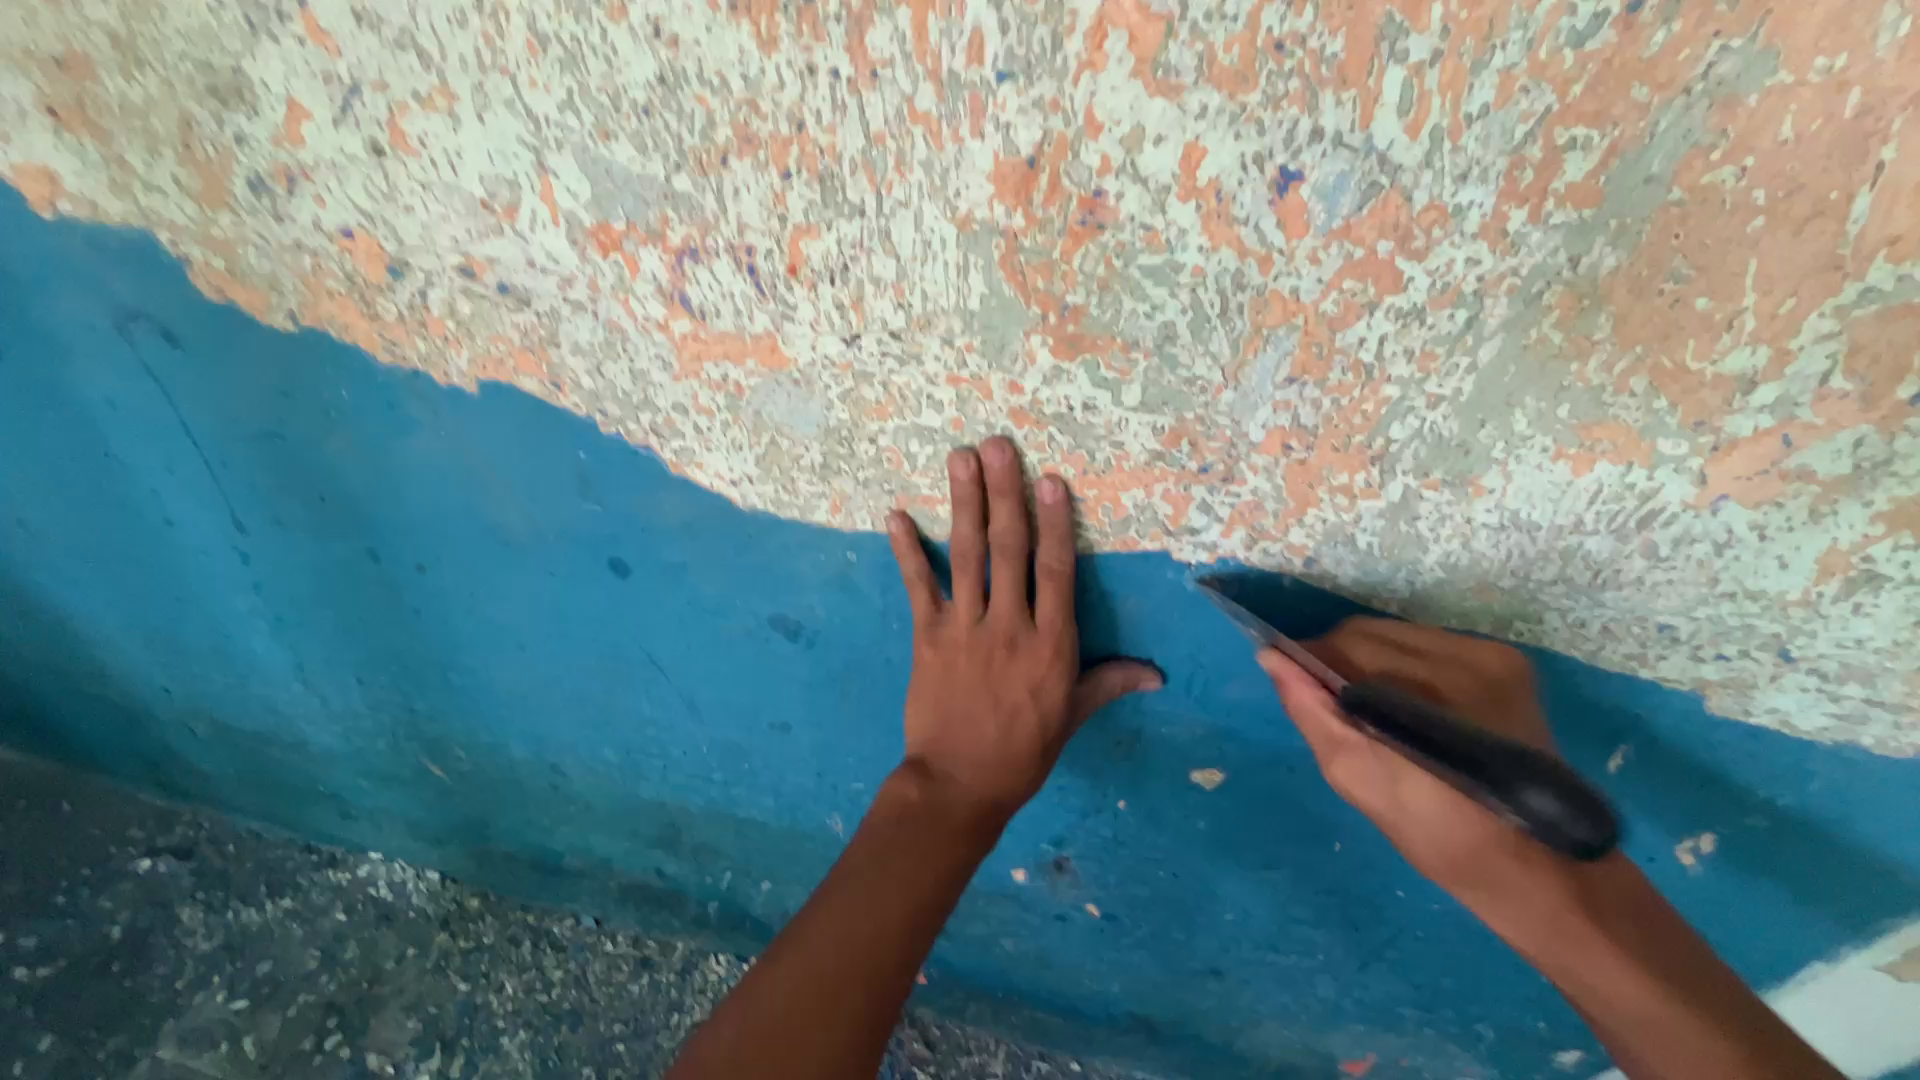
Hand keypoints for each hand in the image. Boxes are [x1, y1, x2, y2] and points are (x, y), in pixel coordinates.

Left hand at [885, 437, 1162, 828]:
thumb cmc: (1022, 751)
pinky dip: (906, 551)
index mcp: (1051, 644)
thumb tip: (1158, 674)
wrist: (960, 784)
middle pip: (1008, 549)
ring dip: (962, 504)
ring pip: (966, 556)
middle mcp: (1009, 626)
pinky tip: (896, 515)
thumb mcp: (1073, 717)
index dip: (1054, 524)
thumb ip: (1110, 684)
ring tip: (959, 459)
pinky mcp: (928, 637)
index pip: (1056, 572)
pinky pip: (918, 587)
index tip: (1050, 480)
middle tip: (997, 446)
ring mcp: (965, 628)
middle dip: (1004, 494)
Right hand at [1259, 617, 1560, 908]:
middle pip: (1370, 632)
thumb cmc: (1439, 835)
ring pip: (1396, 634)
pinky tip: (1401, 702)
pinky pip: (1426, 644)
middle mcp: (1469, 657)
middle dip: (1337, 659)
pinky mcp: (1505, 662)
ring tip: (1366, 707)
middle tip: (1329, 706)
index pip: (1346, 643)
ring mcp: (1493, 656)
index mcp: (1435, 688)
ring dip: (1367, 660)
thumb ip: (1313, 712)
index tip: (1296, 688)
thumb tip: (1272, 657)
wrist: (1536, 867)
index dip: (1309, 660)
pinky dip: (1399, 664)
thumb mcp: (1357, 779)